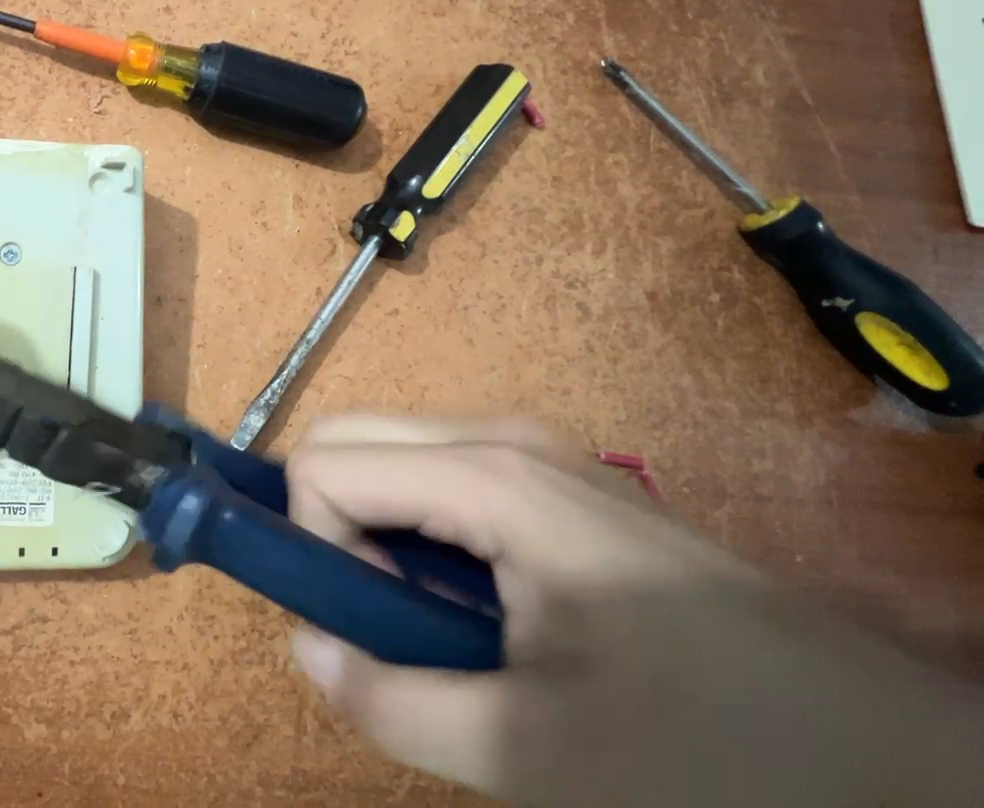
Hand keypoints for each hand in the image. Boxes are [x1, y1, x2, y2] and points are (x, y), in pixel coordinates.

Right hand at [286, 415, 983, 807]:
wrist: (887, 748)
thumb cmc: (710, 746)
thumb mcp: (531, 753)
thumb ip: (389, 703)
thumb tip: (304, 645)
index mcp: (489, 478)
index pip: (322, 466)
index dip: (314, 546)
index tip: (368, 625)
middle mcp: (500, 437)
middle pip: (345, 441)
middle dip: (332, 527)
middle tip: (389, 619)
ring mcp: (533, 452)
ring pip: (385, 457)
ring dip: (377, 536)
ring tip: (443, 627)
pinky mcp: (554, 479)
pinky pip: (435, 478)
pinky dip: (418, 535)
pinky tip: (482, 607)